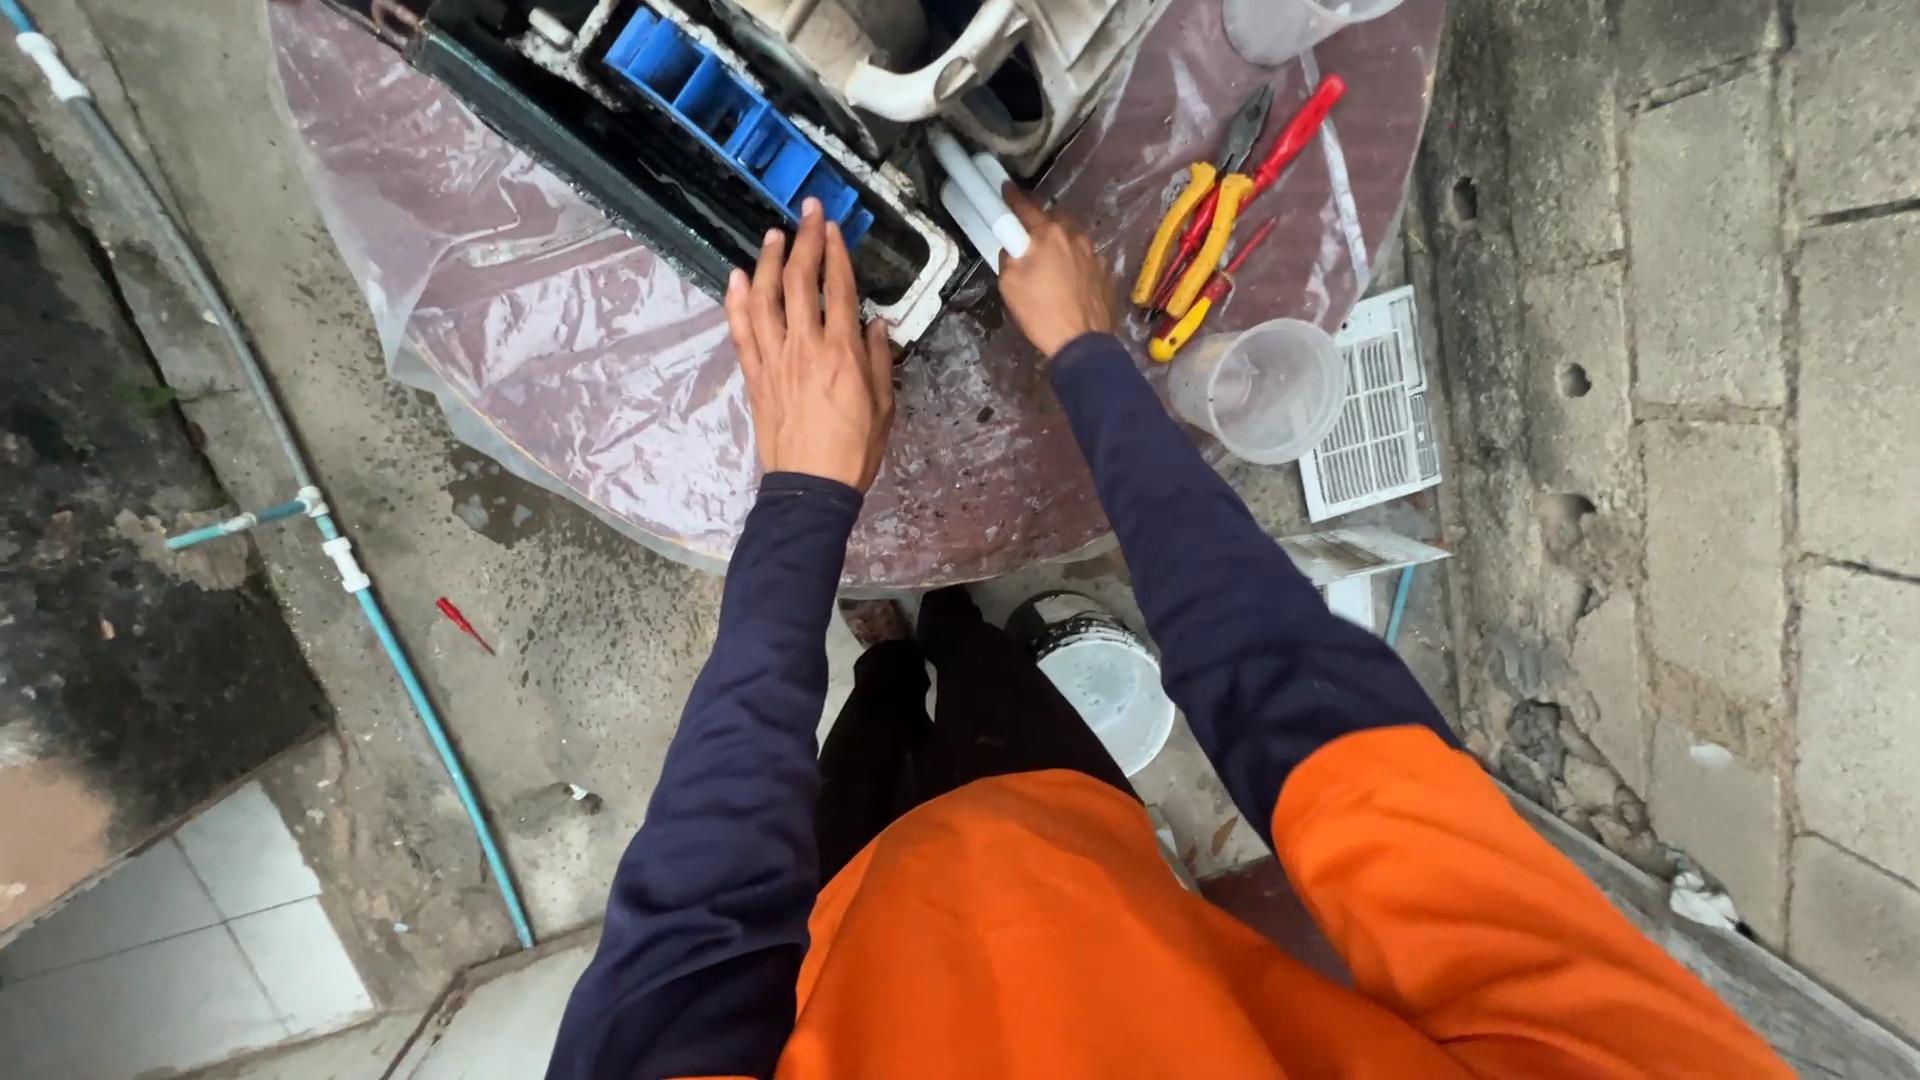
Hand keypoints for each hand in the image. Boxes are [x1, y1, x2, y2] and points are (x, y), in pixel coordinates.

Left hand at [725, 198, 894, 492]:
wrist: (811, 488)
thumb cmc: (855, 451)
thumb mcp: (884, 407)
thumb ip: (880, 360)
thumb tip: (876, 324)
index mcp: (843, 354)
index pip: (839, 290)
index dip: (835, 253)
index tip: (833, 227)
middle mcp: (805, 347)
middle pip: (799, 282)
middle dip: (804, 240)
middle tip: (807, 212)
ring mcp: (774, 360)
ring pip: (765, 298)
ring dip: (768, 261)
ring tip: (773, 235)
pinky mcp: (754, 376)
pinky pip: (741, 330)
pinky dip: (737, 300)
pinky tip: (737, 277)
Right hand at [997, 184, 1115, 359]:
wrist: (1081, 343)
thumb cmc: (1040, 314)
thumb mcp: (1009, 286)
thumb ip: (1009, 258)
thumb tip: (1014, 249)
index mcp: (1048, 235)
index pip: (1026, 208)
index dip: (1013, 198)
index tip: (1006, 189)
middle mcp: (1075, 236)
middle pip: (1055, 221)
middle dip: (1042, 225)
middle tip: (1031, 241)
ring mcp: (1095, 254)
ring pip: (1073, 240)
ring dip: (1061, 245)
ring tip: (1053, 266)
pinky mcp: (1106, 272)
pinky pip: (1087, 260)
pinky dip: (1077, 265)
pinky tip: (1072, 283)